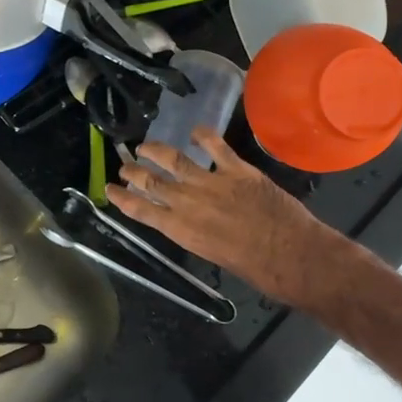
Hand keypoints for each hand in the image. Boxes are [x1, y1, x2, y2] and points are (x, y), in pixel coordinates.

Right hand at [107, 128, 364, 307]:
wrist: (291, 256)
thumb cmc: (255, 269)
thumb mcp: (211, 255)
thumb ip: (194, 233)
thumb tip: (186, 221)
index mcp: (180, 229)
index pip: (139, 209)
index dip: (121, 197)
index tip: (110, 188)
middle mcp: (188, 202)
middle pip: (150, 181)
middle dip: (133, 172)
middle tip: (124, 165)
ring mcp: (211, 182)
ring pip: (174, 158)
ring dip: (156, 150)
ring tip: (145, 145)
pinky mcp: (237, 170)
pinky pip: (215, 146)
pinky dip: (203, 136)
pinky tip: (195, 132)